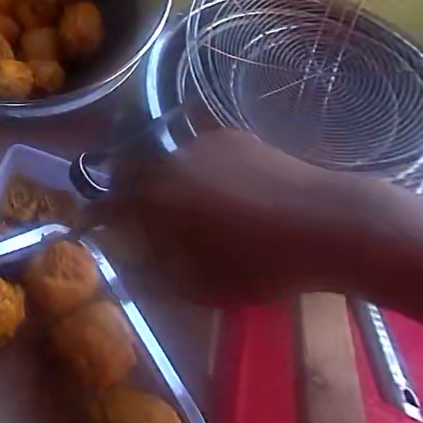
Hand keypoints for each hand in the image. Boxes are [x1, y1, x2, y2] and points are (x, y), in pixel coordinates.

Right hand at [94, 130, 422, 302]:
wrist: (325, 222)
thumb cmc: (261, 264)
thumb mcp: (202, 287)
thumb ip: (157, 278)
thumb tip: (132, 271)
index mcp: (155, 198)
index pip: (110, 206)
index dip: (99, 220)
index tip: (97, 231)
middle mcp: (170, 161)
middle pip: (134, 173)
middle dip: (131, 195)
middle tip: (146, 221)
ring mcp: (203, 142)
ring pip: (169, 160)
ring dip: (168, 181)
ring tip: (191, 208)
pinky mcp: (232, 135)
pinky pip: (202, 152)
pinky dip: (201, 169)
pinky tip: (227, 191)